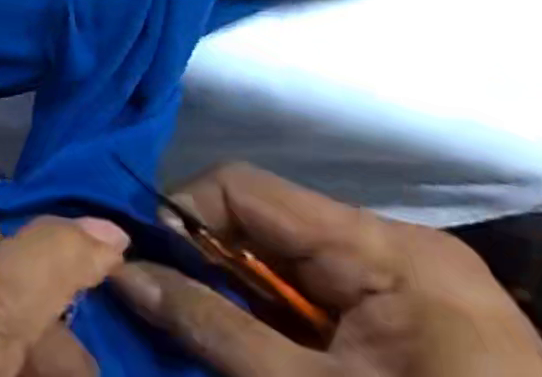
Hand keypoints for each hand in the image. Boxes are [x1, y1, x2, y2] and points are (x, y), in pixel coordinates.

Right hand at [109, 164, 541, 376]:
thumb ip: (214, 325)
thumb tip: (122, 271)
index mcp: (385, 246)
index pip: (247, 187)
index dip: (186, 216)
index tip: (149, 266)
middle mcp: (399, 246)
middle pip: (269, 224)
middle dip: (214, 264)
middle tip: (175, 314)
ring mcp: (413, 284)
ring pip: (291, 263)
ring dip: (245, 297)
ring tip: (219, 340)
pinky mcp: (419, 319)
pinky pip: (324, 295)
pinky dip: (283, 320)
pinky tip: (267, 355)